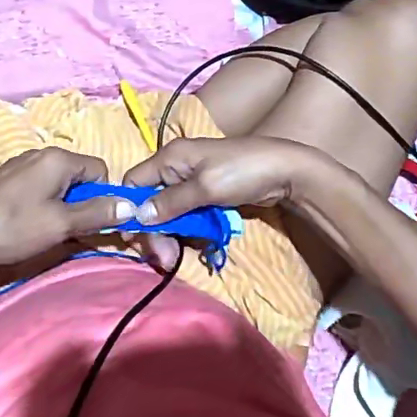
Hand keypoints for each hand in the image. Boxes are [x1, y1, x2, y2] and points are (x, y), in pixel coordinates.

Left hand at [0, 148, 133, 280]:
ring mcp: (20, 167)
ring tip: (50, 232)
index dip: (104, 196)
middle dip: (84, 203)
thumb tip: (132, 206)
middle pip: (80, 176)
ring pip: (59, 185)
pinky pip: (39, 189)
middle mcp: (40, 154)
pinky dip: (44, 207)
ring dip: (64, 208)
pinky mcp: (5, 182)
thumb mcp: (62, 224)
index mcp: (58, 158)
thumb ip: (98, 213)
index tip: (97, 222)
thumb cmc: (13, 227)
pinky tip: (29, 227)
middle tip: (74, 231)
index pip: (100, 170)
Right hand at [122, 137, 329, 268]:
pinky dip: (185, 232)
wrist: (286, 172)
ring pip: (167, 213)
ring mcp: (191, 183)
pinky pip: (186, 216)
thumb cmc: (243, 172)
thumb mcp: (205, 188)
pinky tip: (190, 247)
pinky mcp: (206, 196)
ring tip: (174, 259)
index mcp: (170, 157)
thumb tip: (138, 216)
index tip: (138, 237)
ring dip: (169, 236)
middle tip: (163, 257)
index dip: (130, 209)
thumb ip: (171, 202)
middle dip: (152, 231)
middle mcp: (176, 168)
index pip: (134, 183)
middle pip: (149, 202)